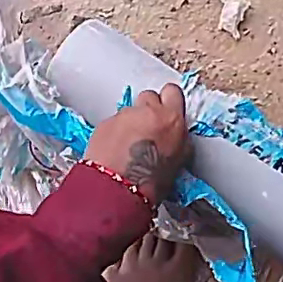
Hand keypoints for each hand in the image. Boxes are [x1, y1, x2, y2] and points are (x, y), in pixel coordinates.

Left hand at [83, 83, 190, 206]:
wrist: (117, 189)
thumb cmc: (151, 182)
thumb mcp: (178, 159)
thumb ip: (177, 138)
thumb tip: (174, 134)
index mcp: (171, 119)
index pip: (172, 91)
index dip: (168, 101)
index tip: (166, 111)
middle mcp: (148, 111)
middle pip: (149, 96)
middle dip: (148, 109)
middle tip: (147, 128)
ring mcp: (124, 115)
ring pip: (130, 110)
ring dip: (131, 122)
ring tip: (129, 143)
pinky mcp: (105, 123)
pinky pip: (113, 121)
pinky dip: (115, 131)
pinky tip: (115, 148)